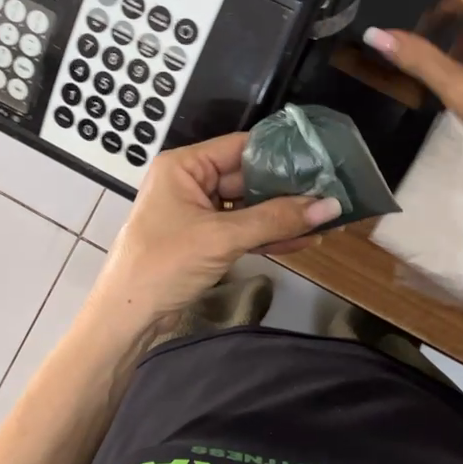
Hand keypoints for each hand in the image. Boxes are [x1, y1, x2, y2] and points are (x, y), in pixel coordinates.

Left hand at [91, 133, 341, 334]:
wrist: (128, 317)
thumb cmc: (163, 264)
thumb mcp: (221, 237)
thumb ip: (275, 219)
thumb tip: (329, 205)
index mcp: (184, 166)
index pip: (240, 146)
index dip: (280, 151)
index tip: (320, 156)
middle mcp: (191, 182)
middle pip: (248, 177)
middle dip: (288, 188)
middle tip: (334, 190)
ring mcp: (198, 213)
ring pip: (249, 207)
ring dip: (284, 215)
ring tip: (329, 217)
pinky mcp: (205, 241)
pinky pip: (244, 230)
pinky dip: (270, 235)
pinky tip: (305, 239)